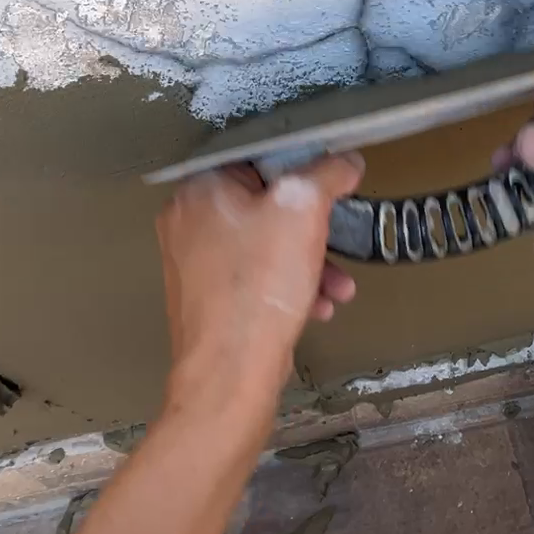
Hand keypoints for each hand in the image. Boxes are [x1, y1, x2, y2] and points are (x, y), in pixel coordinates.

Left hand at [156, 155, 364, 398]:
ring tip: (339, 285)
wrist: (229, 375)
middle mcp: (187, 220)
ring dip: (307, 260)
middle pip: (263, 204)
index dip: (299, 168)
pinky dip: (287, 285)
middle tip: (336, 238)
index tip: (328, 185)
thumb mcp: (304, 211)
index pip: (257, 157)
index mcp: (200, 188)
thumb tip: (347, 160)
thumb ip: (327, 174)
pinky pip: (253, 277)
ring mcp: (192, 263)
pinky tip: (319, 306)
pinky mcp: (205, 298)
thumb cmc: (260, 284)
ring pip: (263, 244)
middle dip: (311, 226)